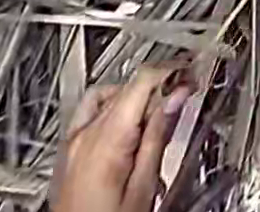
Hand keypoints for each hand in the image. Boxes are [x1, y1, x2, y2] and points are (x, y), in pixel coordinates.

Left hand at [51, 65, 190, 211]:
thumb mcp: (143, 188)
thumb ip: (159, 136)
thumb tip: (176, 96)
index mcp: (107, 139)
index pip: (143, 79)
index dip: (172, 72)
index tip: (191, 76)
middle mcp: (85, 133)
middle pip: (130, 86)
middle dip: (162, 85)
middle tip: (185, 95)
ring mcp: (73, 141)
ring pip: (114, 94)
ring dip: (141, 94)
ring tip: (161, 110)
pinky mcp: (69, 150)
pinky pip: (92, 109)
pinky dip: (114, 103)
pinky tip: (128, 116)